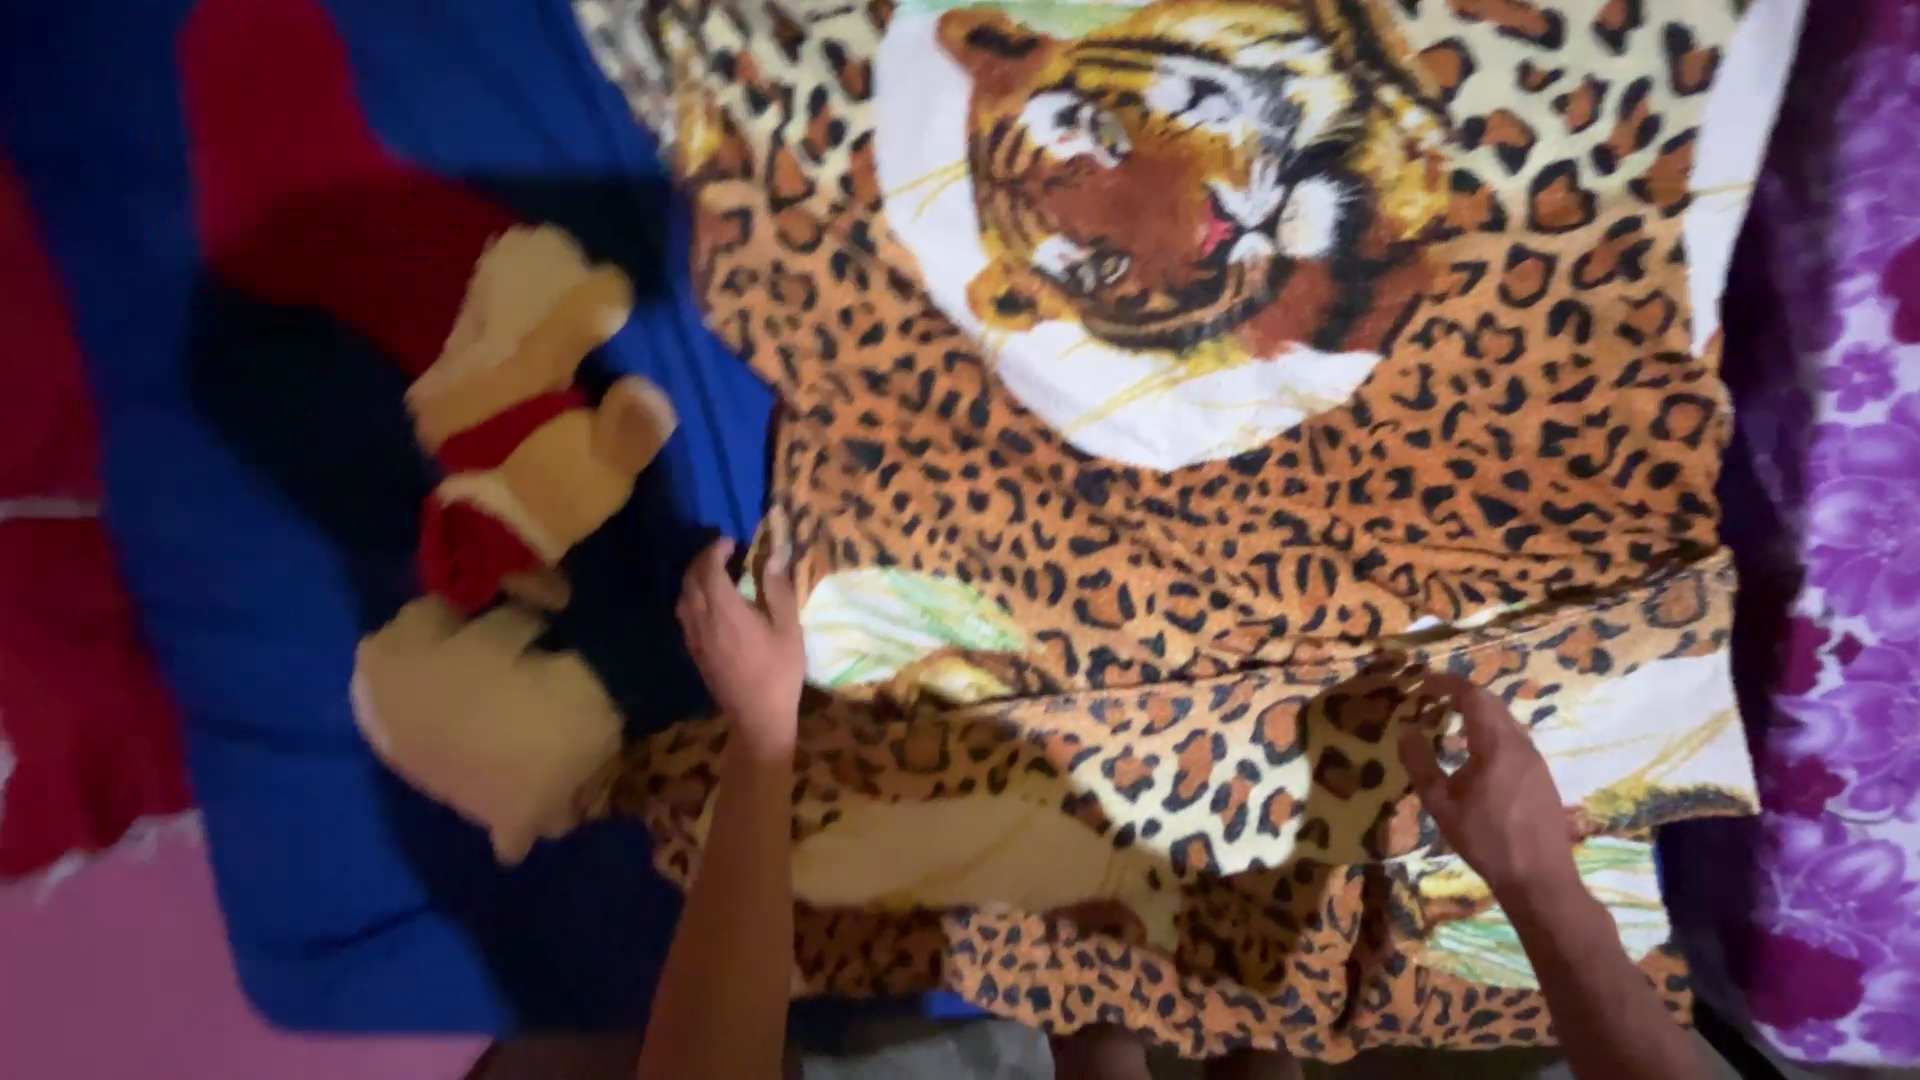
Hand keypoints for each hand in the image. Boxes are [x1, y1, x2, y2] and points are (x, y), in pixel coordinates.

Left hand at [675, 538, 805, 754]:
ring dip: (694, 579)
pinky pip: (684, 615)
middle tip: (722, 552)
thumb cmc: (779, 671)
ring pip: (683, 597)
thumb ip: (778, 591)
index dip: (715, 550)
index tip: (731, 541)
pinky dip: (692, 598)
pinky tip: (709, 603)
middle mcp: (703, 620)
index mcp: (726, 611)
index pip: (709, 569)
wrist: (758, 716)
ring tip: (714, 574)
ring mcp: (694, 637)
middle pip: (690, 580)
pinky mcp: (694, 651)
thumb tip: (773, 558)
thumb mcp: (788, 629)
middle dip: (702, 560)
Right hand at [1397, 674, 1581, 909]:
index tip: (1421, 684)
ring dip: (1477, 712)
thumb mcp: (1440, 802)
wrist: (1540, 879)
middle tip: (1430, 698)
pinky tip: (1472, 752)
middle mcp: (1521, 746)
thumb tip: (1405, 731)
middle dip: (1460, 694)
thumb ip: (1419, 762)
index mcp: (1496, 746)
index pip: (1473, 696)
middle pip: (1492, 703)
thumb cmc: (1485, 838)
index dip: (1446, 683)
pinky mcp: (1541, 777)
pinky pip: (1513, 739)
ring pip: (1505, 721)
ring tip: (1447, 721)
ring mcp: (1536, 761)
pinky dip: (1489, 730)